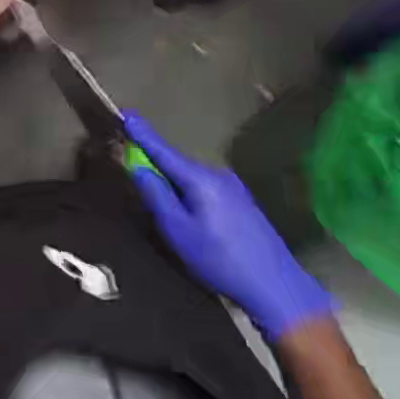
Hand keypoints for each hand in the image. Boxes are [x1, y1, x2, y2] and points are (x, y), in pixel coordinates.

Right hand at [124, 113, 336, 337]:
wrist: (274, 285)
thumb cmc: (218, 258)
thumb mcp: (177, 229)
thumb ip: (156, 194)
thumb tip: (137, 165)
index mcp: (201, 178)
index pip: (164, 150)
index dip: (142, 133)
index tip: (126, 113)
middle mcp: (218, 175)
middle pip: (177, 163)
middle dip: (154, 161)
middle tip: (130, 162)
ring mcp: (233, 188)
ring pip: (190, 178)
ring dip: (170, 181)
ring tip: (156, 197)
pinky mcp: (241, 203)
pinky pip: (203, 188)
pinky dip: (186, 191)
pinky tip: (183, 211)